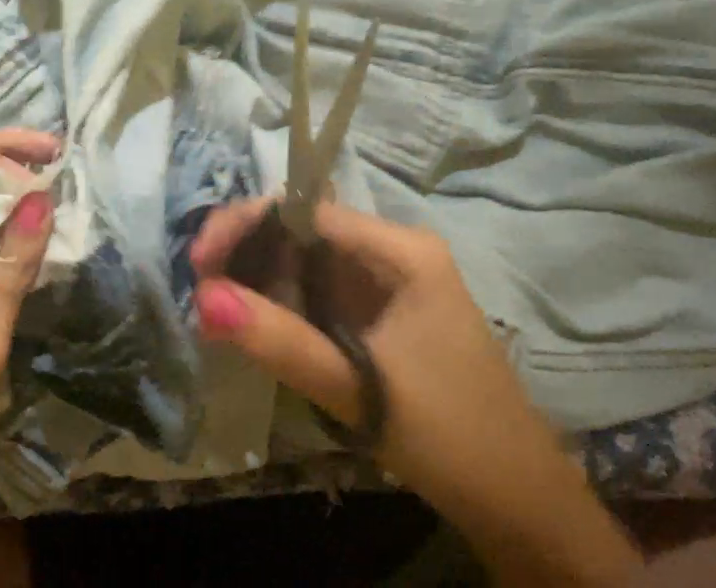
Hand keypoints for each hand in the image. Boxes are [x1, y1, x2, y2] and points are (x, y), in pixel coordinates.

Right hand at [188, 199, 559, 502]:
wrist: (518, 503)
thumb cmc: (449, 437)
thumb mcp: (357, 388)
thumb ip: (280, 342)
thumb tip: (201, 299)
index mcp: (401, 252)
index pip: (303, 212)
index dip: (242, 227)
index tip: (197, 265)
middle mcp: (392, 253)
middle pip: (299, 230)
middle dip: (243, 253)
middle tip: (199, 294)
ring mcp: (386, 283)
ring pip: (302, 260)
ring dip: (255, 279)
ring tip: (214, 311)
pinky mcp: (377, 313)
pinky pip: (315, 290)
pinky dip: (277, 302)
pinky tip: (251, 324)